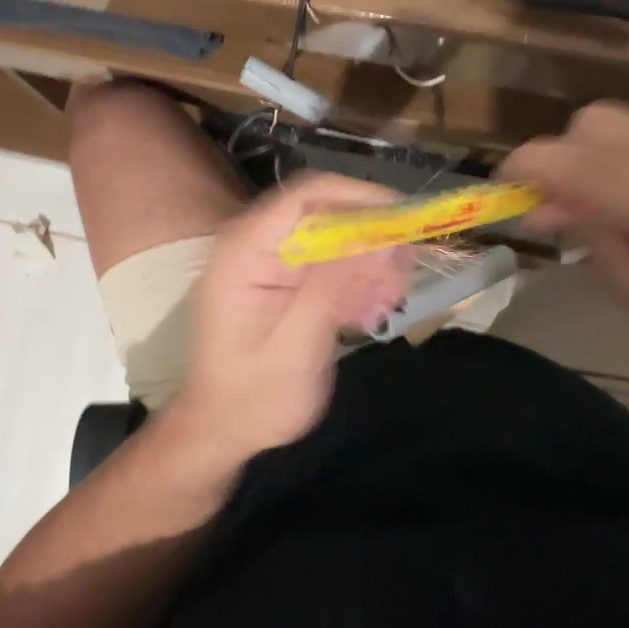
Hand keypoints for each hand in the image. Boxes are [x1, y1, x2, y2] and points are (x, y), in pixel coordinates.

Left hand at [172, 173, 412, 454]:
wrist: (222, 431)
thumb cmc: (252, 399)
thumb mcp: (294, 350)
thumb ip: (330, 290)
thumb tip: (374, 237)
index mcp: (244, 252)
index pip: (305, 196)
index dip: (359, 198)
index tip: (405, 221)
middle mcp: (255, 245)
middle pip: (325, 213)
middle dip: (371, 238)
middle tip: (404, 276)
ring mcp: (269, 262)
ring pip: (334, 237)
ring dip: (370, 263)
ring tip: (389, 302)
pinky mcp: (285, 281)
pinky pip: (330, 263)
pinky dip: (358, 281)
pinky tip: (372, 312)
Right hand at [497, 102, 628, 338]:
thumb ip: (585, 234)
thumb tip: (536, 204)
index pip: (584, 166)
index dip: (532, 165)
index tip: (507, 179)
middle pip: (596, 124)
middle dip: (569, 155)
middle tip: (566, 192)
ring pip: (623, 118)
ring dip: (602, 151)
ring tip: (615, 188)